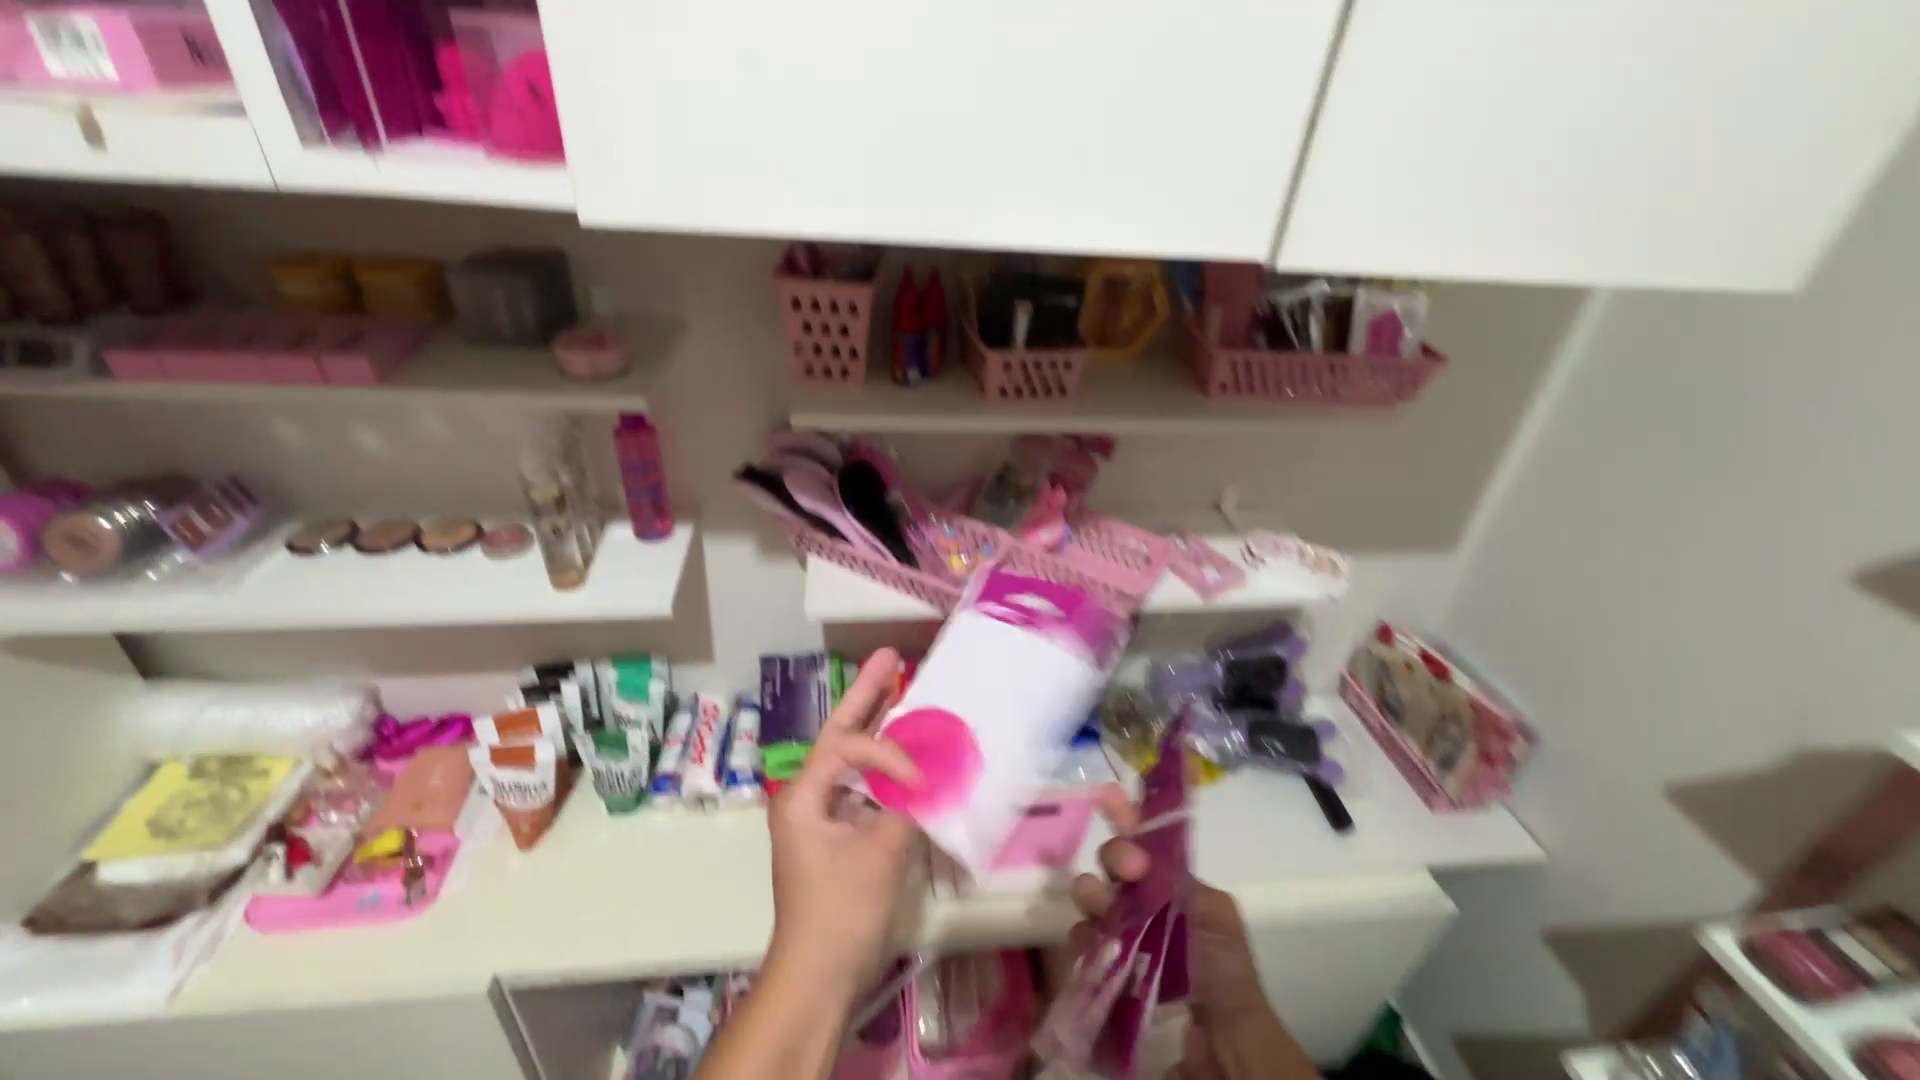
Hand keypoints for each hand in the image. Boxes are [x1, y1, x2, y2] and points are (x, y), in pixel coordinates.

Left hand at [766, 648, 922, 1000]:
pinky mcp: (842, 836)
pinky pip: (867, 790)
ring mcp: (824, 816)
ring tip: (899, 686)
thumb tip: (937, 772)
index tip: (922, 779)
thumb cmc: (840, 913)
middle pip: (841, 735)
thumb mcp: (879, 856)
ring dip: (880, 728)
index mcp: (803, 796)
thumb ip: (909, 807)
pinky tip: (913, 752)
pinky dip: (890, 771)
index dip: (891, 752)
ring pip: (855, 761)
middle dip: (867, 696)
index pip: (849, 747)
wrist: (819, 977)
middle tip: (889, 655)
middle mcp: (809, 797)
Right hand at [1070, 790, 1295, 1079]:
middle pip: (1111, 861)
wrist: (1218, 1037)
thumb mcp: (1214, 913)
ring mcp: (1116, 930)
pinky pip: (1080, 939)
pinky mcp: (1098, 963)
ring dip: (1095, 893)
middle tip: (1130, 867)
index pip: (1141, 837)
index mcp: (1168, 881)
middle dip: (1116, 854)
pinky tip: (1098, 944)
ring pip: (1089, 894)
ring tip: (1107, 907)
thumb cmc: (1223, 970)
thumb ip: (1177, 877)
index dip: (1124, 813)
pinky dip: (1086, 937)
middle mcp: (1138, 899)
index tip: (1108, 793)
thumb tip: (1141, 850)